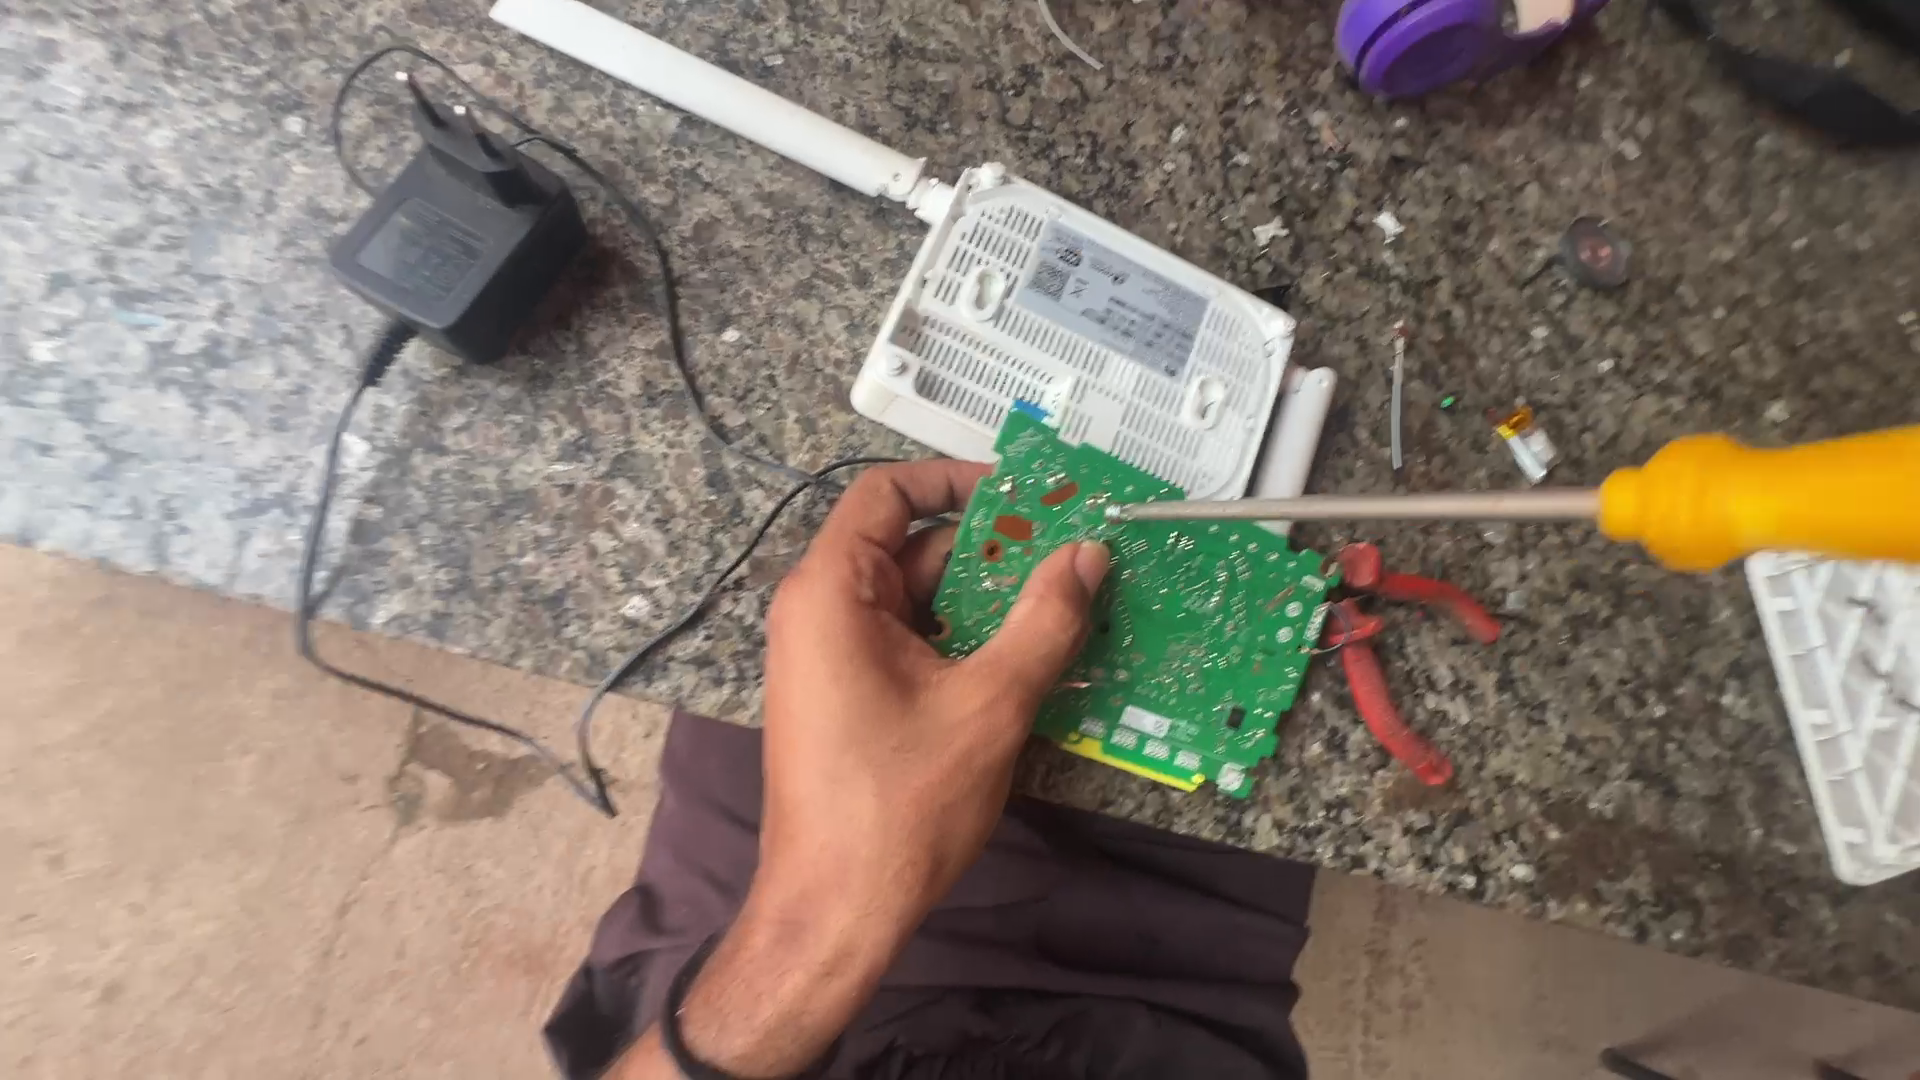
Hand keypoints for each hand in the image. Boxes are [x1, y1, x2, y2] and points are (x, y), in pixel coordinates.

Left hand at [759, 459, 1109, 934]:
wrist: (834, 914)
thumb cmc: (899, 805)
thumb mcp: (988, 704)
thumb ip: (1043, 621)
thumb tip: (1088, 555)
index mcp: (831, 591)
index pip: (886, 493)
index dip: (954, 480)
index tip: (1022, 495)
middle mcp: (821, 609)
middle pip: (909, 545)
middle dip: (988, 549)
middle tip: (1064, 554)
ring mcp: (832, 653)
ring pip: (917, 597)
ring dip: (983, 599)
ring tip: (1059, 602)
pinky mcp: (849, 690)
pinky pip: (909, 639)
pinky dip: (961, 637)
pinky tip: (1021, 652)